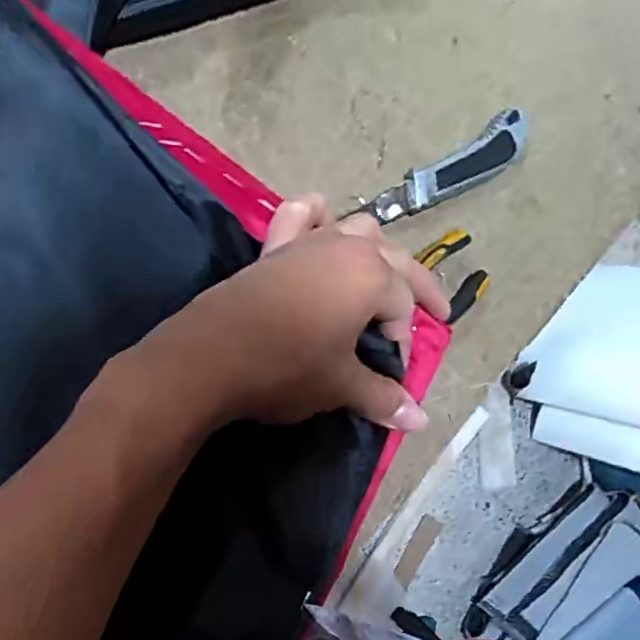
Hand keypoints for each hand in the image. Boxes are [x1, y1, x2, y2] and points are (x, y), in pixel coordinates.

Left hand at [110, 194, 447, 430]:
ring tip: (379, 281)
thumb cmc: (285, 369)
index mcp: (373, 276)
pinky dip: (317, 218)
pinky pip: (301, 217)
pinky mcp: (273, 249)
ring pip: (356, 231)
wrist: (211, 358)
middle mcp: (347, 247)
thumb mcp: (339, 386)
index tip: (389, 377)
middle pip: (395, 262)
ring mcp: (308, 242)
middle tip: (429, 316)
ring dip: (375, 253)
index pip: (403, 309)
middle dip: (413, 291)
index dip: (401, 345)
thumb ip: (382, 398)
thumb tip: (421, 422)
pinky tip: (322, 226)